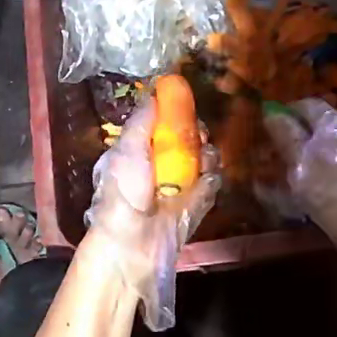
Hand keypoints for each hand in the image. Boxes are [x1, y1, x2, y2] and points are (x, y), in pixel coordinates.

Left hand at [83, 97, 218, 328]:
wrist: (135, 243)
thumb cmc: (124, 191)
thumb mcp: (127, 148)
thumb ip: (143, 120)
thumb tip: (156, 92)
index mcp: (138, 152)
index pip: (162, 126)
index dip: (175, 114)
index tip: (184, 106)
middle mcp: (159, 167)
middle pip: (188, 139)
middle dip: (196, 132)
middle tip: (198, 135)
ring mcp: (180, 186)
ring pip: (204, 159)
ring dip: (206, 154)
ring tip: (201, 159)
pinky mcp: (197, 204)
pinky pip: (212, 182)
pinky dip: (211, 177)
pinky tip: (205, 177)